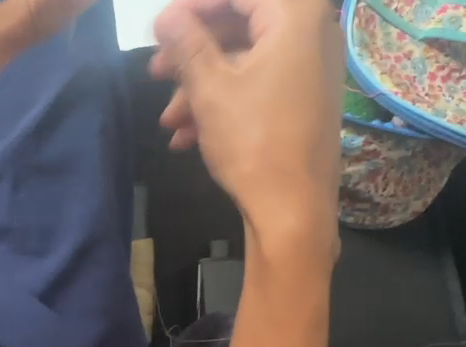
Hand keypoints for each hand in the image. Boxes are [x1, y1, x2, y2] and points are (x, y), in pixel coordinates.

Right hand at [149, 0, 342, 244]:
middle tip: (154, 72)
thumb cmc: (253, 140)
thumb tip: (164, 17)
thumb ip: (187, 46)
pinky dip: (221, 104)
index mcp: (296, 14)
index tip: (157, 26)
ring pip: (243, 61)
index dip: (193, 6)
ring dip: (200, 87)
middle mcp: (311, 31)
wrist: (292, 206)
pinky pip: (256, 86)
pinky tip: (188, 136)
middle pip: (241, 25)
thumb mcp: (210, 90)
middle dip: (193, 52)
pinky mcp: (302, 100)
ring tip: (168, 120)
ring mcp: (309, 68)